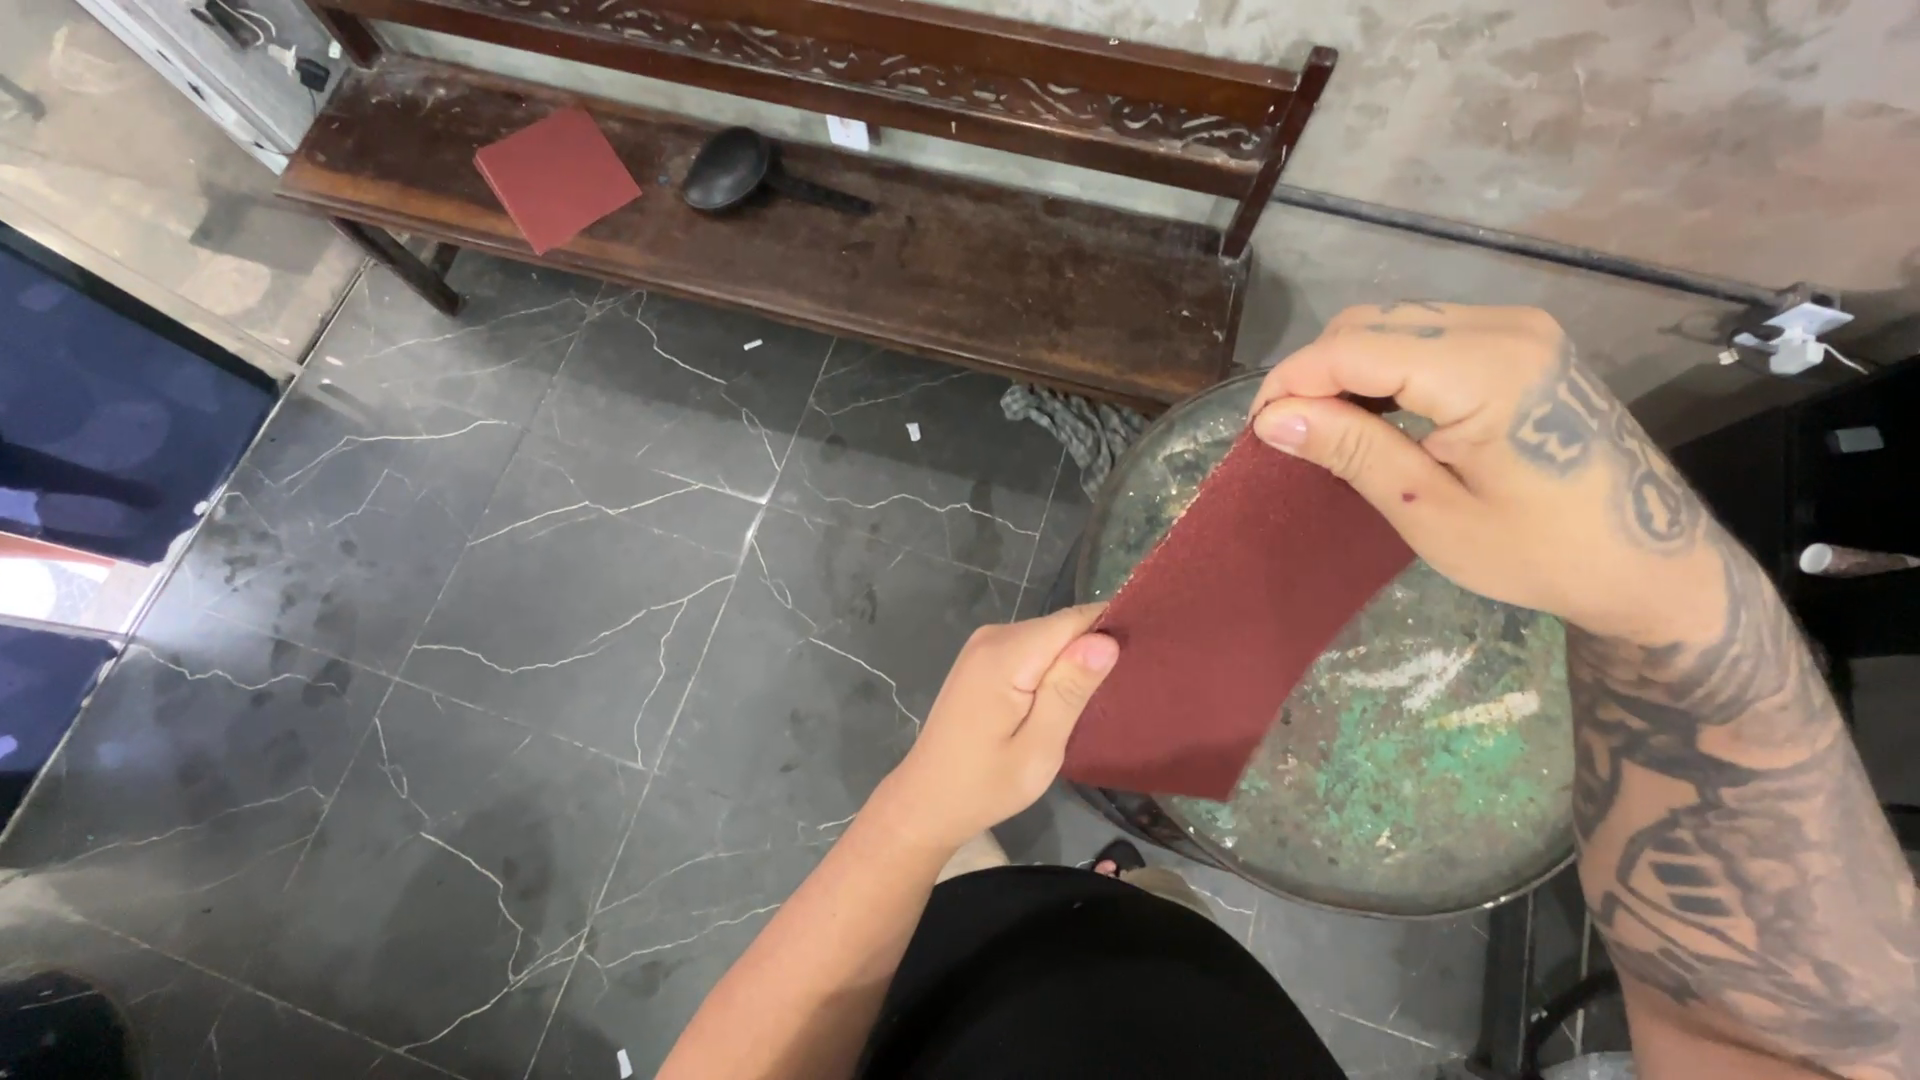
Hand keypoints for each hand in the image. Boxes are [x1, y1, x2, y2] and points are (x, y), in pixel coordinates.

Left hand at [864, 605, 1117, 853]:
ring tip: (1094, 703)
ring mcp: (984, 645)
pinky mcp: (983, 659)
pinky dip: (1052, 669)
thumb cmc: (985, 785)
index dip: (1109, 632)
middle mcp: (993, 636)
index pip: (1074, 620)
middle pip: (1062, 627)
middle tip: (1116, 697)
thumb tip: (1105, 641)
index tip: (1141, 659)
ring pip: (1049, 638)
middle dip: (1093, 652)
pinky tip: (1061, 701)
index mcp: (1005, 654)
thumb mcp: (1039, 748)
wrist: (927, 800)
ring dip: (1073, 663)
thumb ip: (1069, 690)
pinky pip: (1032, 649)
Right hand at [1248, 303, 1721, 643]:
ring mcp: (1518, 330)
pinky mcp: (1521, 343)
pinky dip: (1380, 367)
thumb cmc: (1540, 552)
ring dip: (1343, 369)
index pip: (1354, 348)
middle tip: (1289, 436)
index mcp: (1487, 370)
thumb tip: (1272, 418)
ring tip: (1323, 429)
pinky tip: (1370, 412)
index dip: (1291, 381)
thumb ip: (1352, 450)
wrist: (1650, 563)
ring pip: (1392, 323)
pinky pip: (1424, 335)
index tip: (1258, 432)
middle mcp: (1505, 328)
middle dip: (1313, 373)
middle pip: (1369, 324)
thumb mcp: (1431, 512)